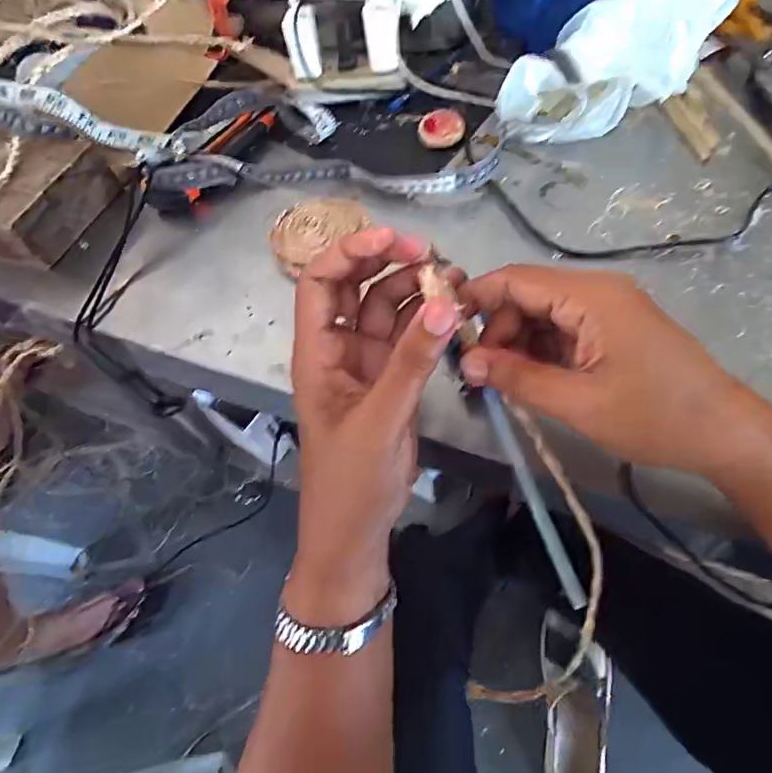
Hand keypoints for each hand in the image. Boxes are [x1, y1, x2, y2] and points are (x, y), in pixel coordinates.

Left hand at [288, 227, 461, 621]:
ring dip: (416, 288)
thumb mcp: (381, 418)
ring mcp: (367, 362)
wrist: (355, 534)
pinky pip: (409, 336)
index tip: (394, 238)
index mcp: (317, 351)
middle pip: (356, 286)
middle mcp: (339, 347)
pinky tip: (455, 308)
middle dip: (388, 261)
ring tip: (454, 277)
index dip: (351, 251)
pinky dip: (430, 319)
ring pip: (387, 307)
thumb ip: (412, 362)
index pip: (319, 281)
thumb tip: (445, 304)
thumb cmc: (351, 481)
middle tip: (431, 251)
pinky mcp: (392, 379)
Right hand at [458, 265, 771, 474]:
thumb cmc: (654, 416)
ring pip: (545, 313)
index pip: (516, 279)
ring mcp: (609, 307)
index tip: (444, 327)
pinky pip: (566, 328)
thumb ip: (518, 378)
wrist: (724, 431)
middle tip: (477, 373)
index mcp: (590, 296)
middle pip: (528, 295)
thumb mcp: (579, 403)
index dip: (476, 297)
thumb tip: (466, 361)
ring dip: (519, 342)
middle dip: (497, 329)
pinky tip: (532, 379)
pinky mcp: (615, 327)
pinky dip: (544, 350)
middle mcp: (598, 290)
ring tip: (502, 382)